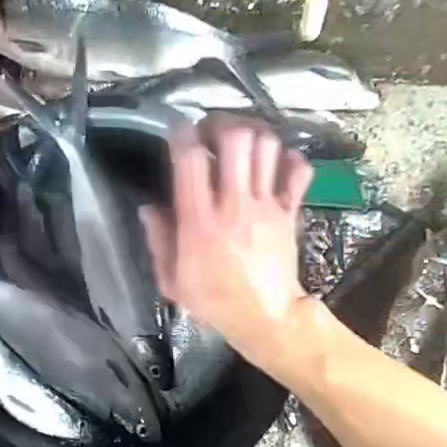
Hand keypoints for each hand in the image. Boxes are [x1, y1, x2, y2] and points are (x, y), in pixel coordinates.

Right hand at [140, 116, 313, 368]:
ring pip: (266, 148)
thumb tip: (149, 209)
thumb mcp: (173, 282)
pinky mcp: (289, 213)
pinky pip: (298, 172)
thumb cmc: (216, 303)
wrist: (266, 319)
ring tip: (243, 145)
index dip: (183, 136)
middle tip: (213, 133)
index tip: (180, 133)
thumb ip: (159, 242)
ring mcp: (266, 207)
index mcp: (199, 222)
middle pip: (234, 140)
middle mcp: (234, 205)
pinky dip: (290, 160)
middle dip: (221, 126)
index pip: (191, 160)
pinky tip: (275, 165)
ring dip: (253, 137)